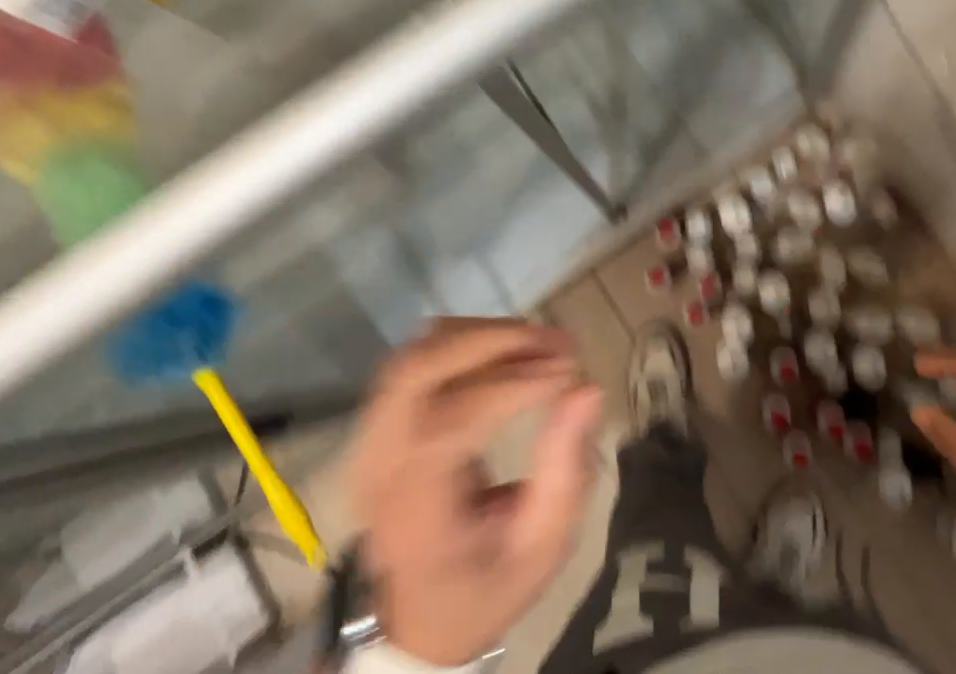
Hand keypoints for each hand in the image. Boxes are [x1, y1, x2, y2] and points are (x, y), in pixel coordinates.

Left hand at [346, 318, 604, 665]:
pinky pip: (413, 362)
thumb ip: (565, 472)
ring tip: (539, 343)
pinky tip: (505, 353)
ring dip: (479, 337)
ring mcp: (368, 441)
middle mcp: (378, 465)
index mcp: (415, 510)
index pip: (450, 424)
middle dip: (492, 342)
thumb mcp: (541, 548)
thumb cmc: (487, 587)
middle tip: (556, 342)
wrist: (422, 618)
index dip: (511, 387)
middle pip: (417, 371)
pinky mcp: (376, 427)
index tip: (570, 372)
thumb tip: (588, 389)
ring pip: (413, 355)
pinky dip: (462, 344)